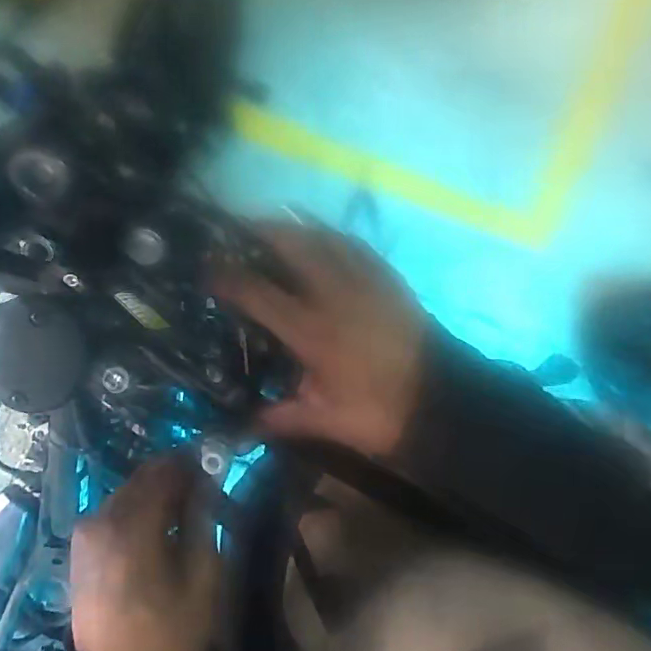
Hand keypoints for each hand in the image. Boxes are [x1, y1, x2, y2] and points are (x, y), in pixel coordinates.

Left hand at [70, 456, 220, 650]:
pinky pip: (113, 511)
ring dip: (155, 492)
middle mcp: (101, 521)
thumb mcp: (203, 580)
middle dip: (173, 475)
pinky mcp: (79, 550)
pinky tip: (156, 527)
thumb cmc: (169, 636)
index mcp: (131, 528)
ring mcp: (85, 535)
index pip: (165, 471)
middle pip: (143, 477)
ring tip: (182, 510)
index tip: (214, 465)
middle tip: (202, 488)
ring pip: (128, 491)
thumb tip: (206, 480)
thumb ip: (202, 520)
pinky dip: (137, 508)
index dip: (192, 463)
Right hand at [214, 222, 425, 457]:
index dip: (226, 278)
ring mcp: (363, 279)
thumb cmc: (381, 413)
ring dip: (293, 226)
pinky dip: (329, 235)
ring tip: (272, 225)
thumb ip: (281, 417)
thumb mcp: (327, 421)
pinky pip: (352, 243)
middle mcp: (333, 293)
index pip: (257, 292)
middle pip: (290, 243)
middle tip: (236, 227)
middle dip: (259, 229)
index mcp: (311, 329)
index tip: (206, 270)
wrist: (445, 400)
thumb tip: (243, 425)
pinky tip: (321, 237)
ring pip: (322, 236)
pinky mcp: (386, 277)